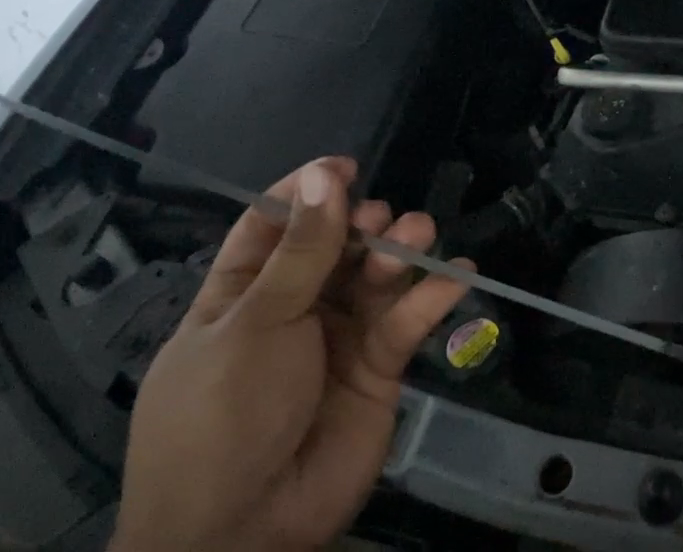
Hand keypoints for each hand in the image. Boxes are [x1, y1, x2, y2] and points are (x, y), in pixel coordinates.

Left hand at [111, 157, 470, 551]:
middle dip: (362, 225)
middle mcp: (294, 309)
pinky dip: (434, 298)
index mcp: (242, 294)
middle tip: (381, 222)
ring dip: (401, 253)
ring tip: (418, 240)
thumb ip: (301, 252)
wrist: (242, 527)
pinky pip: (407, 322)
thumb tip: (323, 175)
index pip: (273, 227)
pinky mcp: (378, 369)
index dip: (305, 193)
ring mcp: (338, 338)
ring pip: (378, 278)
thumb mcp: (254, 324)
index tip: (343, 167)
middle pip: (337, 247)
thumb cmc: (223, 413)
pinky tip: (459, 278)